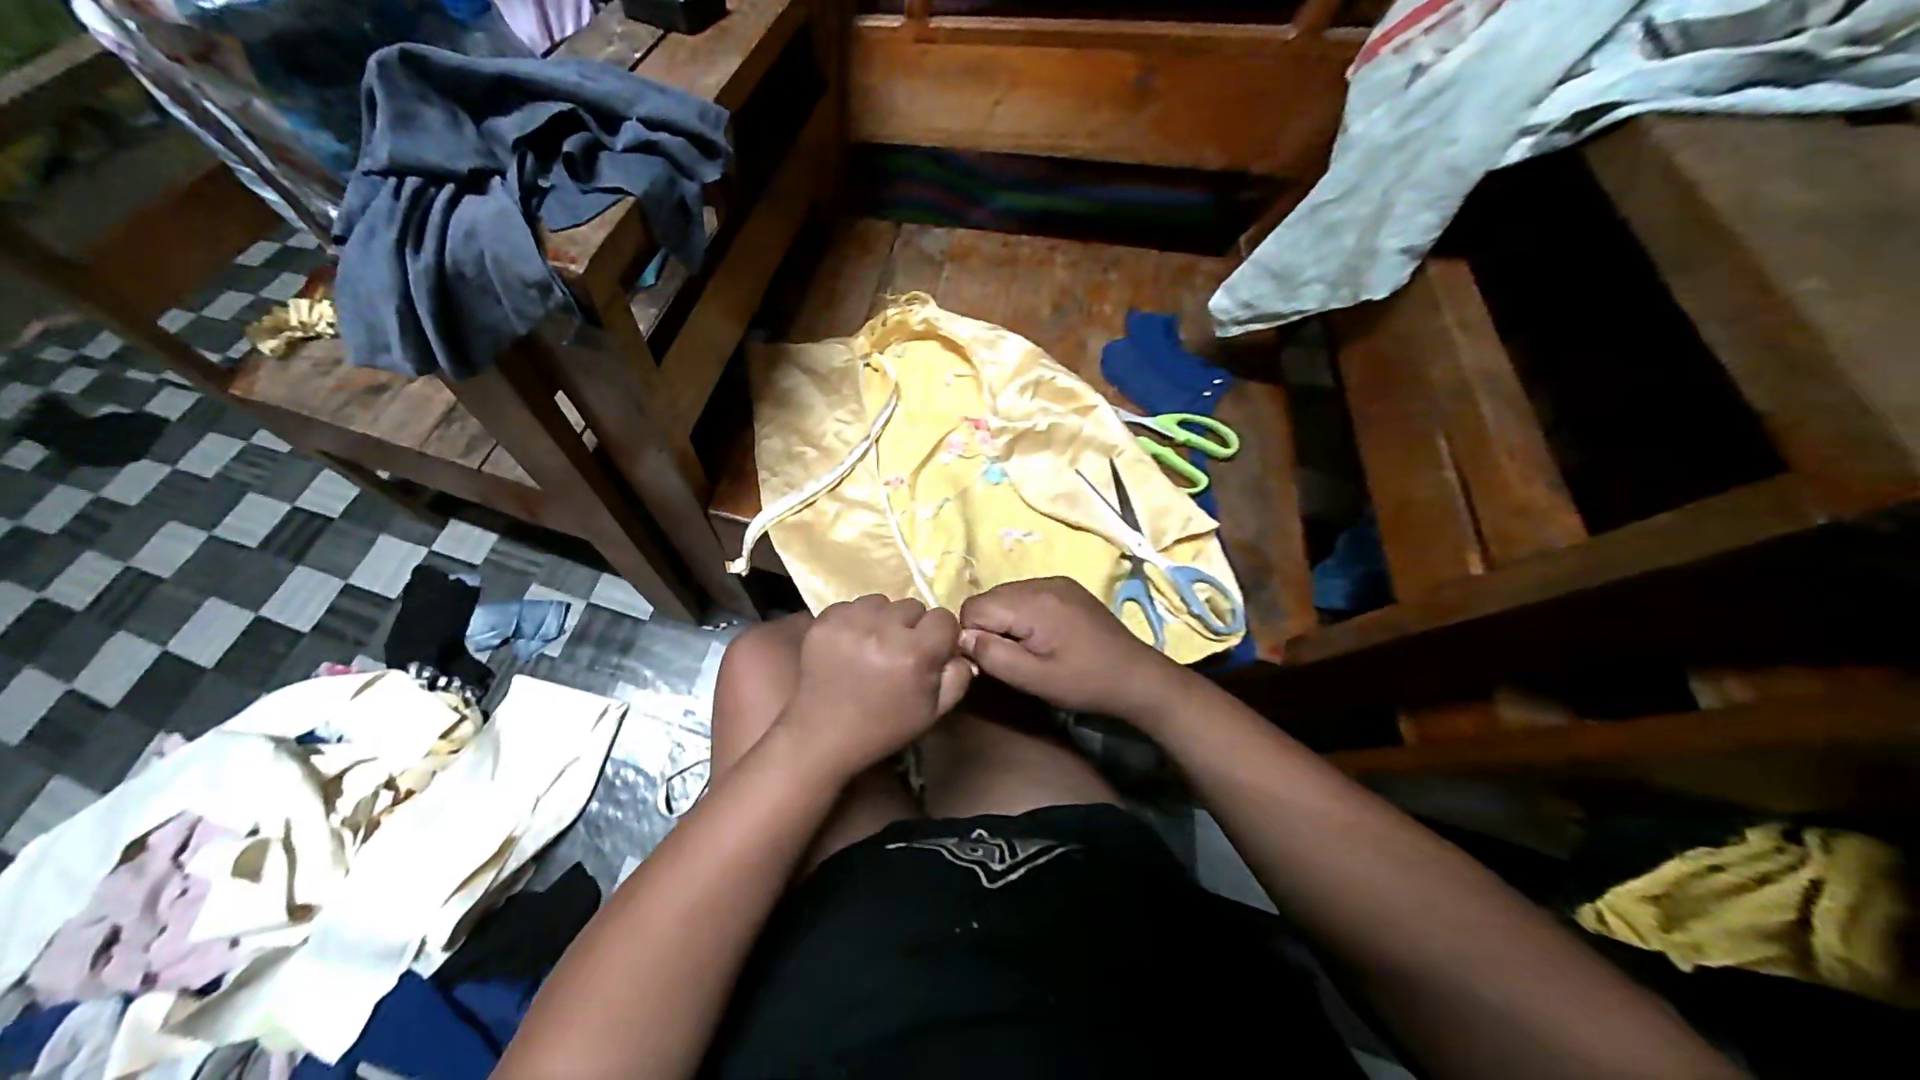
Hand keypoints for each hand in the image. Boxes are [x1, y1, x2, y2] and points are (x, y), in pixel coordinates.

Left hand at [778, 595, 971, 777]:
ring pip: (881, 601)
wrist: (823, 736)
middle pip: (912, 606)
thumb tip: (960, 648)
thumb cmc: (885, 727)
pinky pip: (852, 605)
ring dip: (882, 619)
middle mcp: (883, 630)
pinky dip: (855, 620)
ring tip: (873, 645)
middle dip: (911, 626)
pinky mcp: (824, 621)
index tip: (930, 652)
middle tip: (898, 652)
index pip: (943, 618)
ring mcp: (850, 623)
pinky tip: (851, 645)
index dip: (940, 635)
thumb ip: (958, 676)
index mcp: (915, 654)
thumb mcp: (935, 712)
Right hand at [957, 577, 1194, 723]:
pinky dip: (1023, 615)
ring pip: (1005, 596)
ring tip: (1027, 650)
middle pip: (988, 599)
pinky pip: (1026, 595)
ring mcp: (1055, 581)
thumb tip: (962, 638)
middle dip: (989, 628)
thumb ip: (993, 656)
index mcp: (1032, 602)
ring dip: (1005, 622)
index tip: (992, 662)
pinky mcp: (1066, 587)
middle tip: (1011, 659)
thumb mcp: (1034, 679)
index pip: (973, 608)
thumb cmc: (1085, 682)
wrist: (1137, 676)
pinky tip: (1042, 638)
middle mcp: (1041, 582)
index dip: (973, 637)